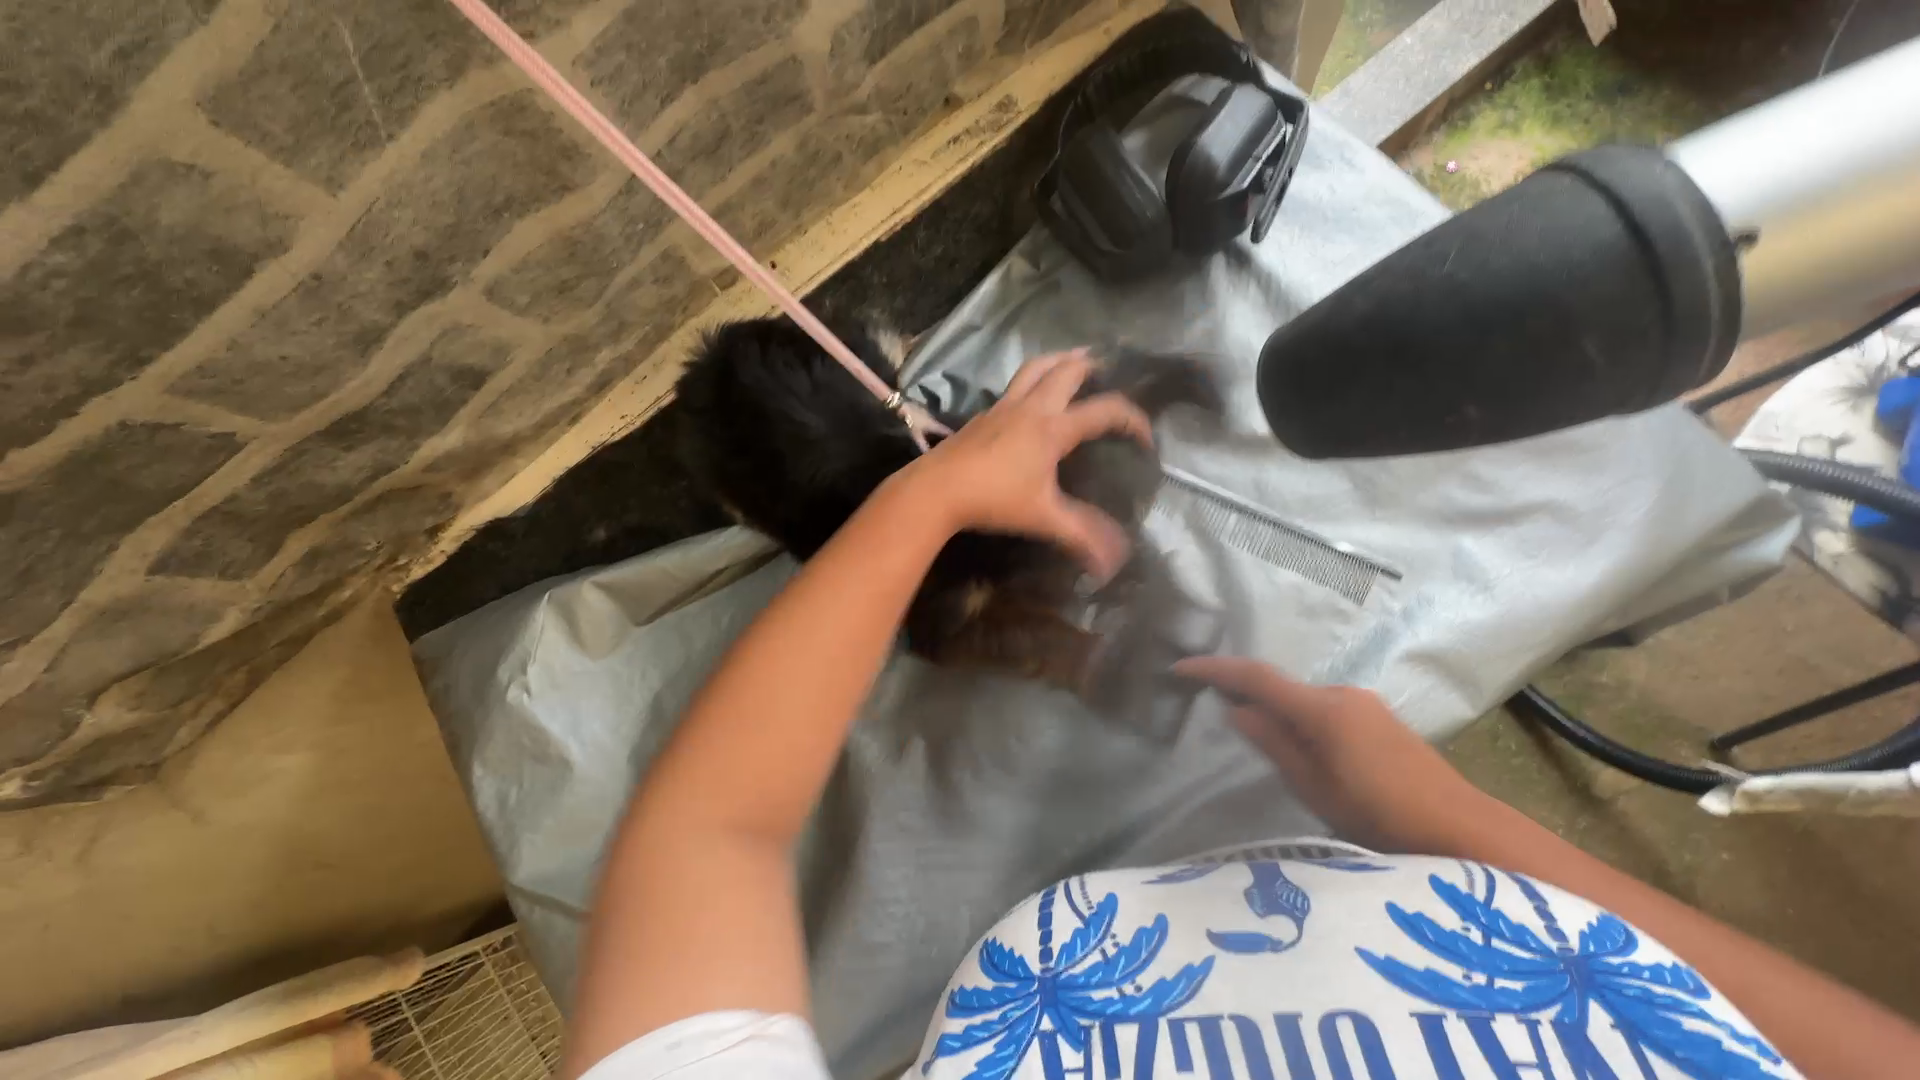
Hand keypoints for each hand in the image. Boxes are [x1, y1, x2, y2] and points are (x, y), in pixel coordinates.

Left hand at [888, 349, 1153, 581]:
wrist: (935, 489)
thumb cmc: (993, 499)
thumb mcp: (1043, 518)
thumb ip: (1081, 536)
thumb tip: (1113, 564)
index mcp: (1052, 428)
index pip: (1105, 411)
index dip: (1133, 420)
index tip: (1146, 440)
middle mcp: (1031, 408)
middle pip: (1067, 370)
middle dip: (1092, 366)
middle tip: (1109, 369)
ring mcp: (1003, 407)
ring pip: (1035, 368)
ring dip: (1059, 360)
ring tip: (1074, 361)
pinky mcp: (982, 415)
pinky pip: (1014, 386)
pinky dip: (1032, 381)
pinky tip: (1030, 398)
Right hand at [1173, 656, 1503, 852]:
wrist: (1460, 829)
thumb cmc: (1380, 815)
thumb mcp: (1314, 788)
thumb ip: (1274, 744)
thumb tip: (1237, 710)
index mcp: (1323, 709)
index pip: (1257, 678)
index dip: (1216, 669)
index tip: (1181, 668)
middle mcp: (1343, 694)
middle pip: (1281, 687)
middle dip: (1245, 693)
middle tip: (1212, 710)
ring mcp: (1365, 704)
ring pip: (1304, 700)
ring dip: (1275, 710)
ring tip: (1254, 737)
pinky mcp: (1379, 720)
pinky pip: (1324, 709)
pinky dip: (1300, 718)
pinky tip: (1299, 746)